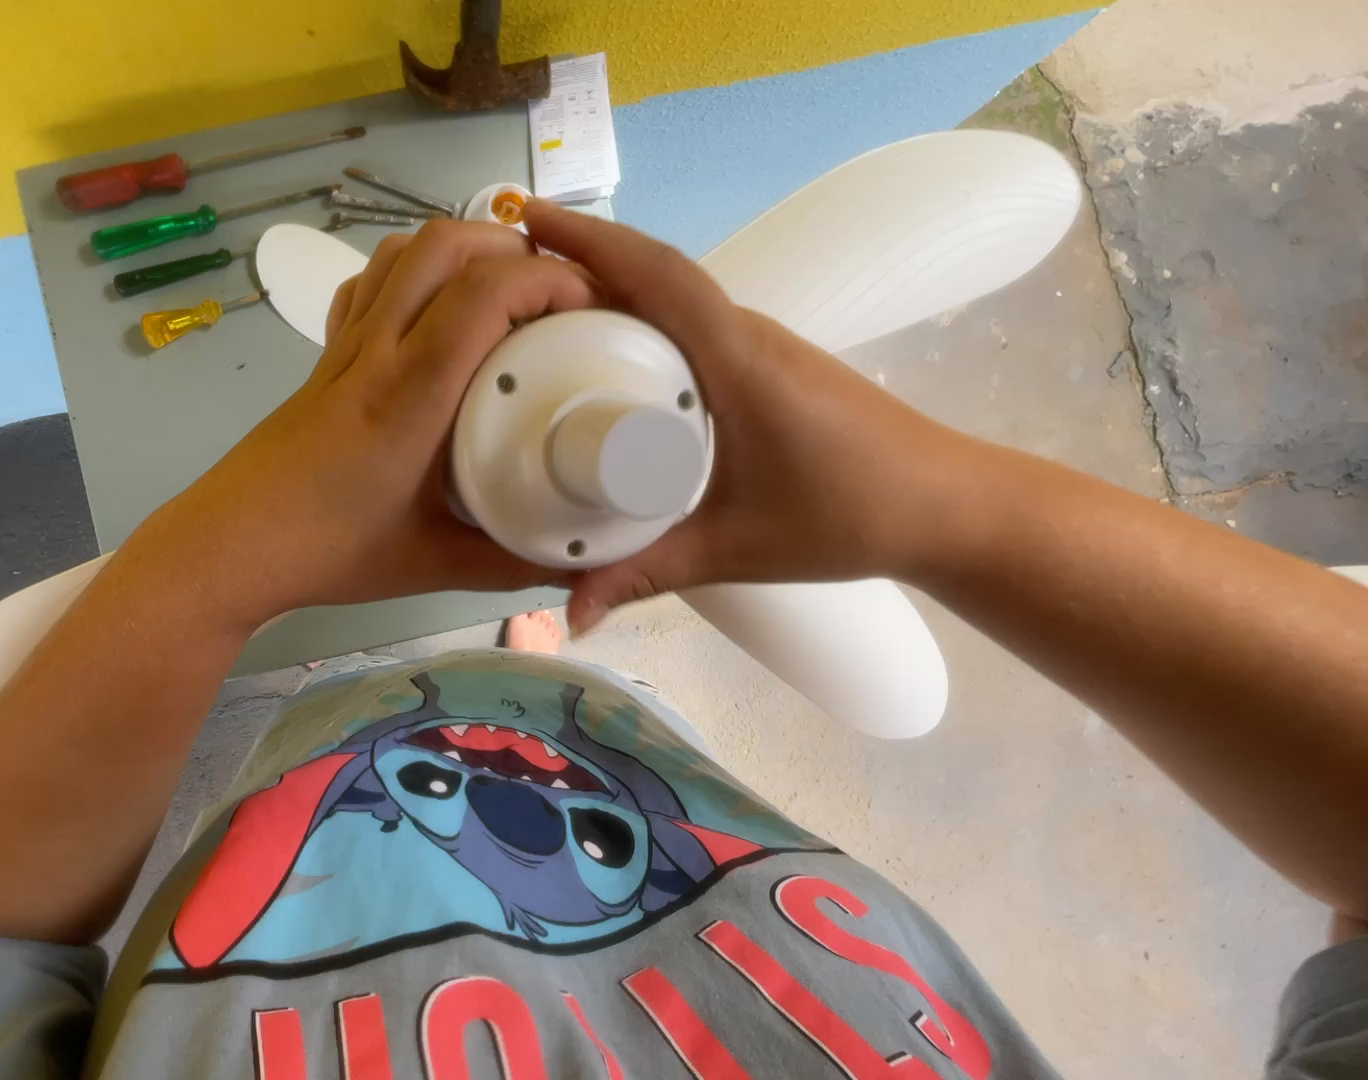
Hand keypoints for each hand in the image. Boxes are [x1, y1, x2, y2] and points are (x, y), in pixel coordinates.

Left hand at [121, 220, 599, 631]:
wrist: (231, 546)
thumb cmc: (329, 554)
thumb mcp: (433, 566)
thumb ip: (510, 562)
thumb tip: (575, 562)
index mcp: (411, 395)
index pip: (484, 294)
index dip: (548, 280)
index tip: (589, 309)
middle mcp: (377, 352)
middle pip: (444, 246)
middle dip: (512, 250)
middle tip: (552, 298)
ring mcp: (344, 348)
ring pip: (402, 253)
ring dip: (461, 251)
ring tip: (502, 293)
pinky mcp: (324, 358)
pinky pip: (367, 285)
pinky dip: (411, 273)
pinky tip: (432, 311)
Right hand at [520, 201, 984, 633]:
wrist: (947, 506)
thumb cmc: (849, 517)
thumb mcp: (733, 550)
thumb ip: (644, 575)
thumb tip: (569, 613)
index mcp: (736, 360)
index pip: (655, 275)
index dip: (587, 240)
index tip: (526, 223)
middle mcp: (744, 335)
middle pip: (652, 275)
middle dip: (578, 262)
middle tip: (507, 290)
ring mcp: (756, 345)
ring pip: (671, 297)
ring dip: (608, 289)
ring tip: (538, 320)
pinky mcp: (761, 364)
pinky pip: (686, 324)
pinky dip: (638, 321)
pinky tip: (604, 361)